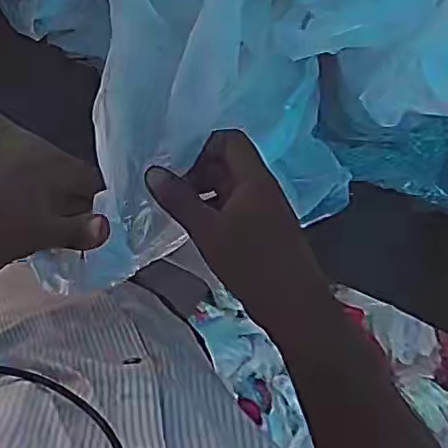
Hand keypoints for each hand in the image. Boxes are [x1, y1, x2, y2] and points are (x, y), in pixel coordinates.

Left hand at [0, 162, 107, 287]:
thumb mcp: (42, 231)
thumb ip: (76, 229)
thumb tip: (108, 227)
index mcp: (44, 173)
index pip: (87, 178)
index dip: (107, 196)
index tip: (128, 215)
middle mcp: (36, 180)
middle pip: (75, 193)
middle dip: (93, 212)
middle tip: (119, 234)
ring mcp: (25, 200)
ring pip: (61, 210)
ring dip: (77, 226)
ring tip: (101, 245)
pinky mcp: (17, 220)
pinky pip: (48, 225)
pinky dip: (60, 236)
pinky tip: (73, 252)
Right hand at [145, 130, 331, 324]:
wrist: (294, 307)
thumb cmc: (252, 264)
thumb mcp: (207, 231)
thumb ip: (179, 199)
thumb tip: (153, 172)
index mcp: (254, 180)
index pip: (229, 140)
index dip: (201, 147)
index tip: (178, 170)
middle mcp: (262, 188)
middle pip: (227, 162)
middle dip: (196, 172)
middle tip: (170, 193)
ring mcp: (264, 209)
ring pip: (228, 187)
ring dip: (202, 192)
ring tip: (178, 211)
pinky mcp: (262, 229)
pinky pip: (234, 206)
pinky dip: (212, 210)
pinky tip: (196, 228)